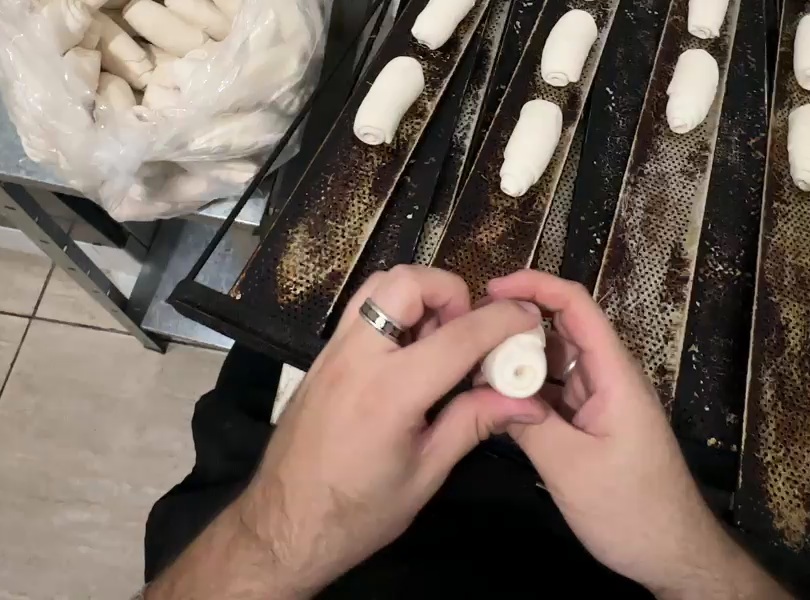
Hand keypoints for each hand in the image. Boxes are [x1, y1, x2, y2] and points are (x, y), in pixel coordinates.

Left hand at [153, 265, 542, 598]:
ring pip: (380, 283)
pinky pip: (363, 306)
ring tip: (438, 338)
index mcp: (390, 392)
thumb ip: (474, 423)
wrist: (281, 527)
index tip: (527, 318)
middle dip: (450, 291)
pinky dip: (394, 308)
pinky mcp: (323, 353)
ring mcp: (334, 349)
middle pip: (408, 281)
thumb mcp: (425, 475)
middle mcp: (358, 355)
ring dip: (420, 294)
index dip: (502, 320)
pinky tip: (408, 349)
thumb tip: (527, 402)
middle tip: (465, 331)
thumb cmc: (358, 512)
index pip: (459, 336)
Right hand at [489, 270, 786, 599]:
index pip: (576, 305)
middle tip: (471, 328)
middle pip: (561, 325)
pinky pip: (554, 386)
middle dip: (517, 318)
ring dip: (518, 354)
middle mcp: (607, 374)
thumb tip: (488, 388)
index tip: (491, 289)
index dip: (535, 285)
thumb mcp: (572, 470)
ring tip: (474, 358)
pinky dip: (526, 384)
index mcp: (614, 372)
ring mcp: (599, 396)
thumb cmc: (632, 510)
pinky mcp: (590, 417)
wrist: (675, 556)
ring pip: (554, 356)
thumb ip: (529, 423)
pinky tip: (495, 393)